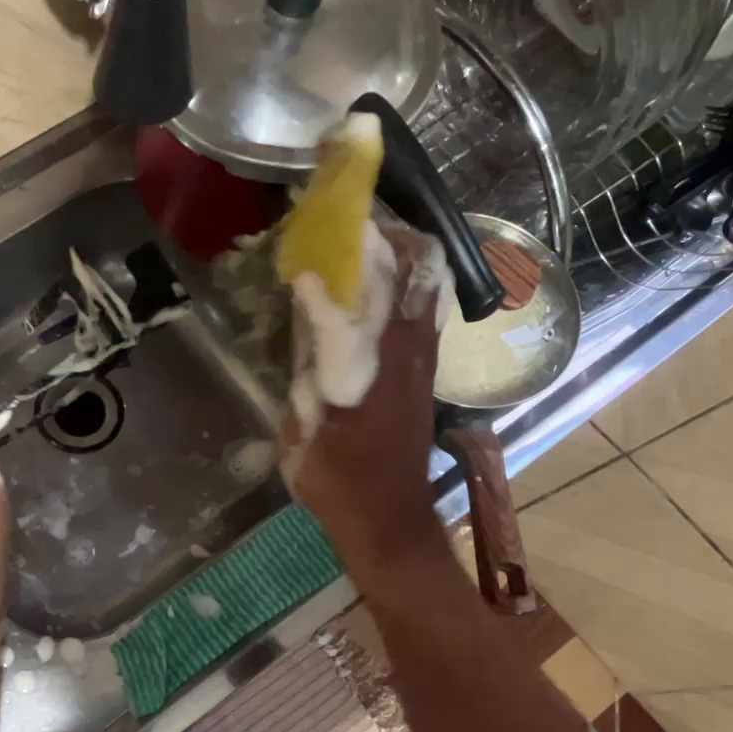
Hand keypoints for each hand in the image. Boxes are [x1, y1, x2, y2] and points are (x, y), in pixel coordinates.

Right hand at [282, 224, 451, 574]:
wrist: (387, 519)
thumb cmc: (338, 478)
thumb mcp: (304, 424)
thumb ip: (304, 362)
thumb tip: (305, 306)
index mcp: (379, 360)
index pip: (381, 279)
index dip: (364, 238)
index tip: (340, 212)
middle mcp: (412, 349)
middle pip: (422, 267)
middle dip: (391, 234)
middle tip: (354, 224)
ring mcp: (423, 359)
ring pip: (428, 286)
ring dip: (401, 258)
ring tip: (363, 248)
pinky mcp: (423, 373)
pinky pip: (422, 311)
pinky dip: (403, 288)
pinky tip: (372, 292)